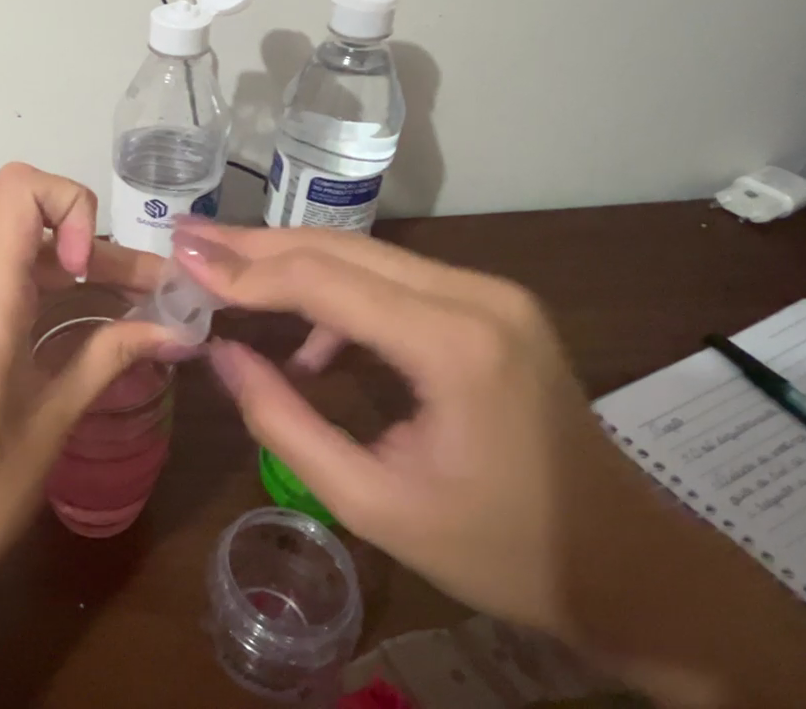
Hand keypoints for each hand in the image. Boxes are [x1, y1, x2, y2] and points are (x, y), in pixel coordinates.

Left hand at [0, 162, 177, 607]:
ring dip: (78, 279)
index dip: (74, 205)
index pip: (20, 189)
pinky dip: (45, 301)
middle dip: (102, 254)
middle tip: (163, 298)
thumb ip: (108, 360)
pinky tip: (85, 336)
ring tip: (141, 316)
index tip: (98, 271)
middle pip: (31, 230)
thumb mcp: (48, 429)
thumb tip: (178, 330)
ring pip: (16, 262)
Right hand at [170, 218, 651, 636]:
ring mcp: (491, 295)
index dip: (243, 269)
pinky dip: (337, 297)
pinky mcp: (491, 308)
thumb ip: (284, 422)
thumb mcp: (372, 502)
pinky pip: (394, 282)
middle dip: (255, 245)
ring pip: (365, 255)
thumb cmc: (500, 550)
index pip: (323, 280)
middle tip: (185, 239)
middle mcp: (477, 296)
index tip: (178, 258)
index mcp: (454, 346)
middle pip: (341, 248)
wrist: (628, 566)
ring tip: (222, 275)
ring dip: (290, 263)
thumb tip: (219, 355)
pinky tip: (306, 344)